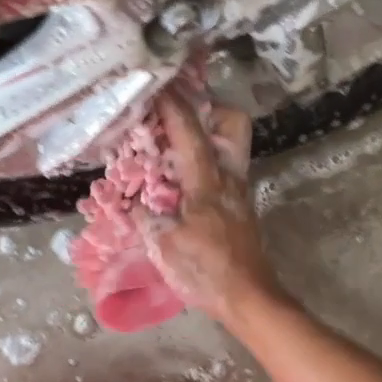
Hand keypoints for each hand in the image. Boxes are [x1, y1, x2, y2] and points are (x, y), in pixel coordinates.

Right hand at [136, 94, 281, 321]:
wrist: (248, 298)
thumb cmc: (206, 270)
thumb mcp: (165, 244)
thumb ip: (147, 216)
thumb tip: (132, 201)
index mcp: (209, 180)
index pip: (190, 130)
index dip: (171, 104)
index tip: (155, 83)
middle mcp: (230, 178)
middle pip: (233, 124)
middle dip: (209, 108)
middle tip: (179, 114)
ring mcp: (240, 193)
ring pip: (230, 147)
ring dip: (206, 136)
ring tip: (172, 145)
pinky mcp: (241, 210)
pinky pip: (224, 172)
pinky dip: (205, 164)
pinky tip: (183, 180)